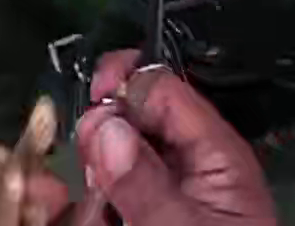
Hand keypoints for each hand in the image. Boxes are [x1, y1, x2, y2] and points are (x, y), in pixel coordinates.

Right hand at [73, 50, 276, 225]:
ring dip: (92, 185)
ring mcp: (162, 196)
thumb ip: (145, 183)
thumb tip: (104, 123)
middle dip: (101, 140)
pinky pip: (108, 201)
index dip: (124, 82)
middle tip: (95, 178)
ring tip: (92, 214)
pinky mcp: (143, 218)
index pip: (161, 86)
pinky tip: (83, 216)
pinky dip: (93, 209)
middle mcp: (185, 166)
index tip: (92, 101)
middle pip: (130, 120)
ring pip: (111, 162)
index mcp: (211, 153)